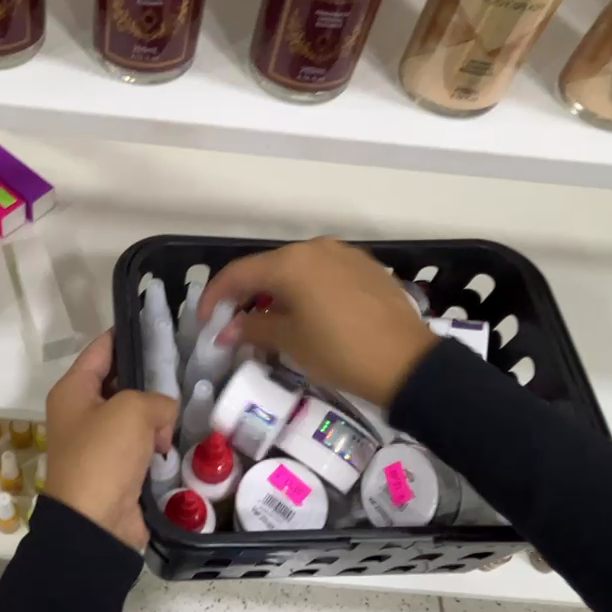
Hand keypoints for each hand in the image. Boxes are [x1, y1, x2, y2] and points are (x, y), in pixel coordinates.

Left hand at [45, 332, 178, 549]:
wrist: (95, 524)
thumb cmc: (104, 456)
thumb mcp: (132, 410)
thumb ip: (157, 399)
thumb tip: (162, 420)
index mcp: (73, 390)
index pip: (102, 348)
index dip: (129, 333)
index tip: (160, 324)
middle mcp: (81, 412)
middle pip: (121, 382)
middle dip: (151, 377)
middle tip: (186, 367)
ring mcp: (98, 443)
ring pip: (135, 415)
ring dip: (158, 416)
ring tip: (186, 410)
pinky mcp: (116, 469)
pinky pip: (141, 445)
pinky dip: (158, 443)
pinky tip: (178, 440)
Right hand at [200, 237, 436, 405]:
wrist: (407, 363)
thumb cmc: (339, 352)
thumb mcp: (290, 342)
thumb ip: (253, 328)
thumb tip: (228, 330)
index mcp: (291, 262)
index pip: (239, 273)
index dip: (215, 296)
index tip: (204, 320)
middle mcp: (315, 248)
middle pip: (268, 267)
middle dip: (246, 294)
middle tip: (233, 322)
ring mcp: (344, 254)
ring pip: (297, 269)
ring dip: (276, 291)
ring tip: (268, 320)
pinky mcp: (366, 267)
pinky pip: (323, 273)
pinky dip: (305, 290)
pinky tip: (305, 313)